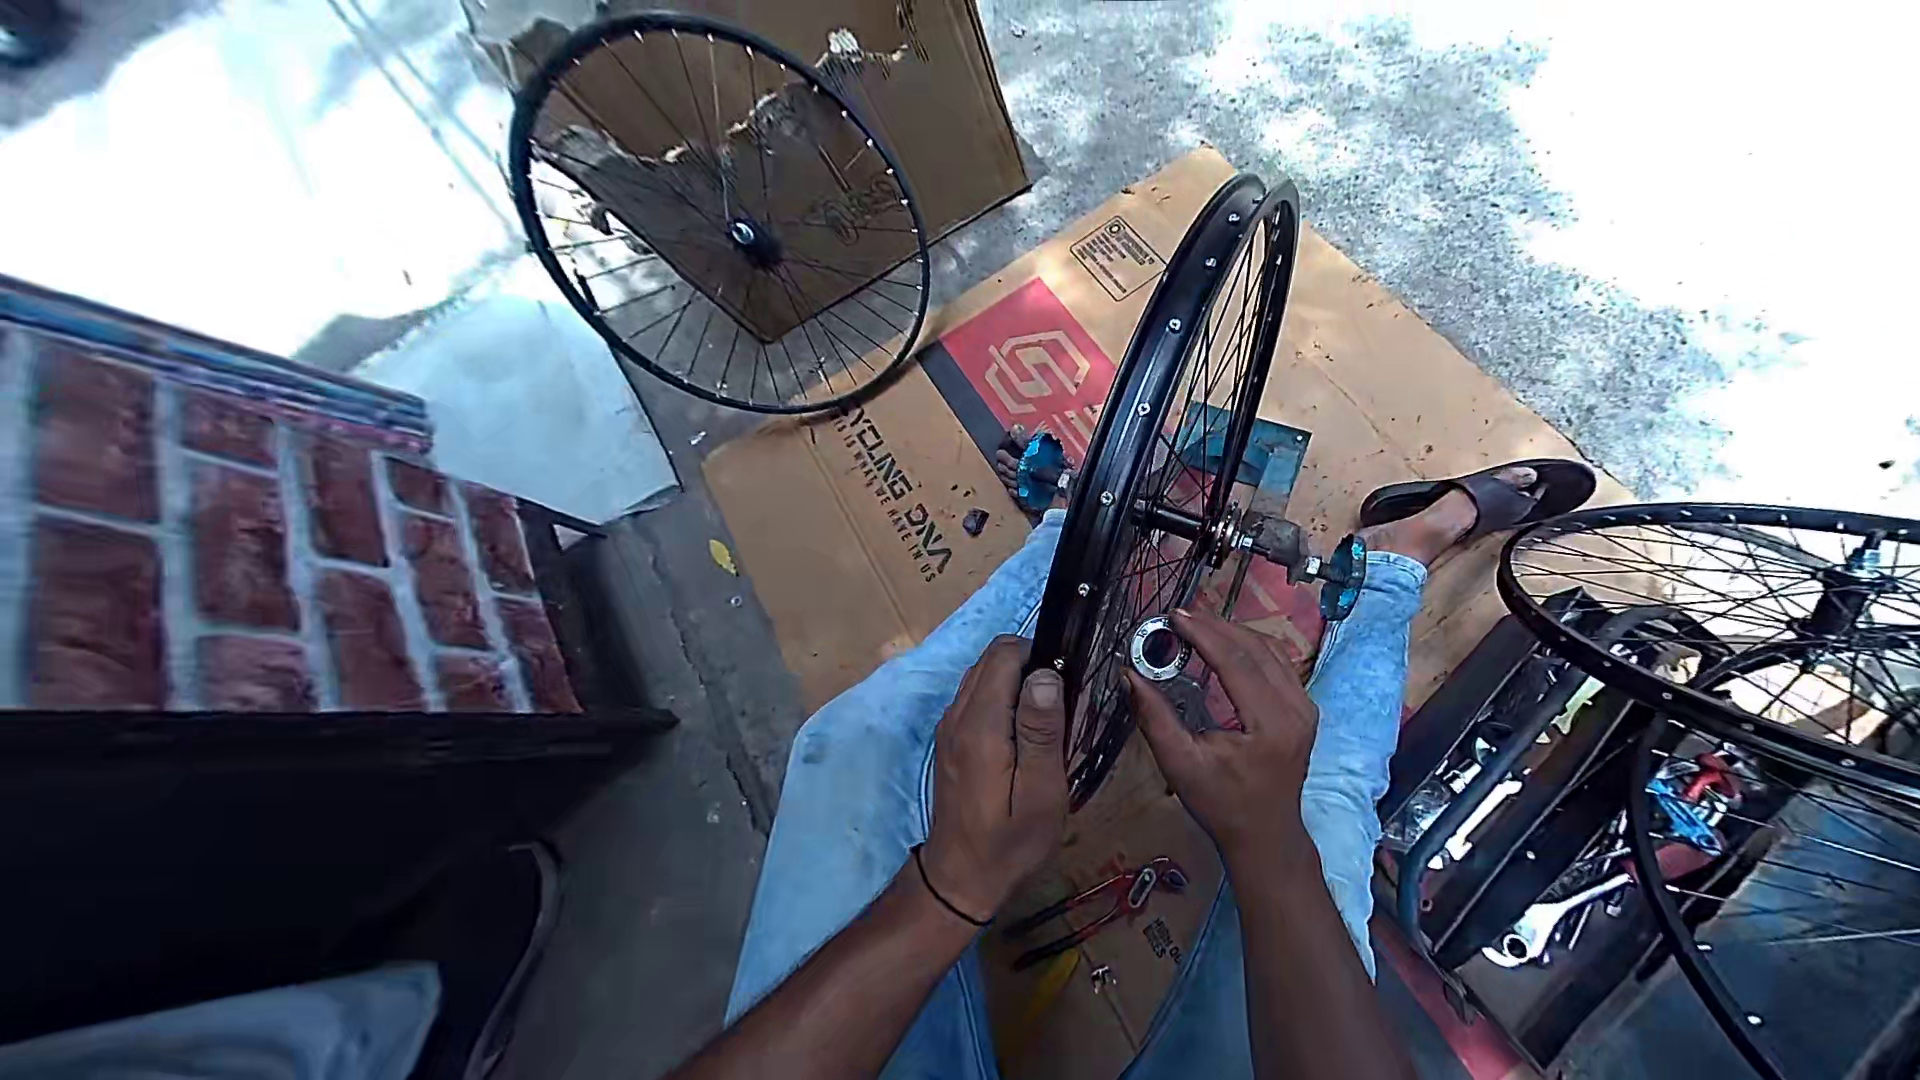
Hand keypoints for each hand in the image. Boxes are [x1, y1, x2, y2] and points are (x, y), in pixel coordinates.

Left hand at [920, 636, 1068, 920]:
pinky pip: (975, 692)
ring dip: (1016, 679)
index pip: (1005, 654)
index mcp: (980, 723)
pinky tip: (1021, 730)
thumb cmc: (1010, 840)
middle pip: (992, 656)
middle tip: (1060, 704)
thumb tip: (1046, 674)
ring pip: (983, 671)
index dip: (1040, 656)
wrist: (961, 876)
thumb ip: (1041, 731)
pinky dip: (1001, 694)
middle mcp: (957, 713)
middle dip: (1030, 664)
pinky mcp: (949, 734)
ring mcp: (949, 722)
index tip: (1066, 686)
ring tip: (1044, 717)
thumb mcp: (1040, 793)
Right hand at [1126, 609, 1318, 865]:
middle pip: (1256, 648)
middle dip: (1216, 626)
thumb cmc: (1221, 803)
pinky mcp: (1303, 708)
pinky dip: (1247, 645)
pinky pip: (1277, 662)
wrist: (1265, 835)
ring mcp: (1305, 708)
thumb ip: (1154, 716)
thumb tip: (1130, 674)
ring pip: (1271, 650)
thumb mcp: (1179, 763)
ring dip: (1232, 632)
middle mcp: (1296, 710)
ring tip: (1196, 624)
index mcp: (1270, 724)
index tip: (1175, 617)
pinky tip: (1222, 641)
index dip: (1203, 634)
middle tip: (1180, 615)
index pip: (1236, 662)